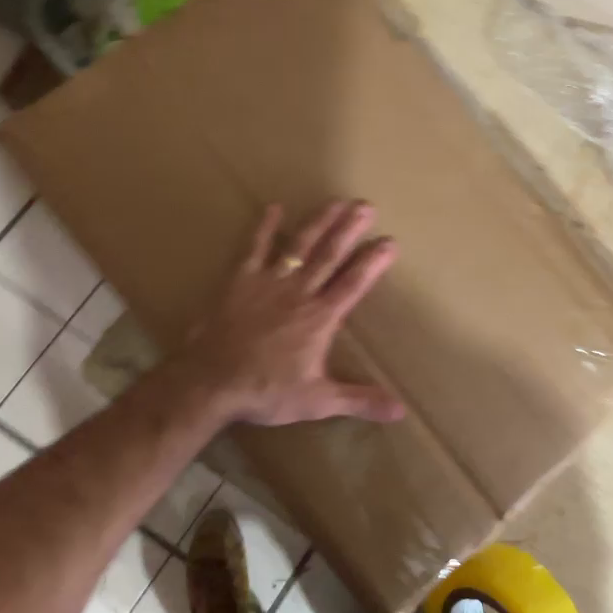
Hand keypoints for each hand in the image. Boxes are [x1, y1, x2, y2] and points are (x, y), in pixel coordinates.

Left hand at [180, 200, 404, 426]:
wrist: (212, 381)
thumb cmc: (266, 391)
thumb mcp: (318, 401)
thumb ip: (360, 399)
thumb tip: (400, 411)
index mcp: (320, 318)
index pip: (353, 283)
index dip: (373, 262)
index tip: (390, 242)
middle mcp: (299, 292)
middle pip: (330, 255)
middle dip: (350, 229)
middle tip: (366, 206)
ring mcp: (269, 282)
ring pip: (299, 245)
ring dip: (319, 222)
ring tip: (336, 201)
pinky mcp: (241, 280)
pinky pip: (255, 248)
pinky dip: (265, 227)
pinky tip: (274, 208)